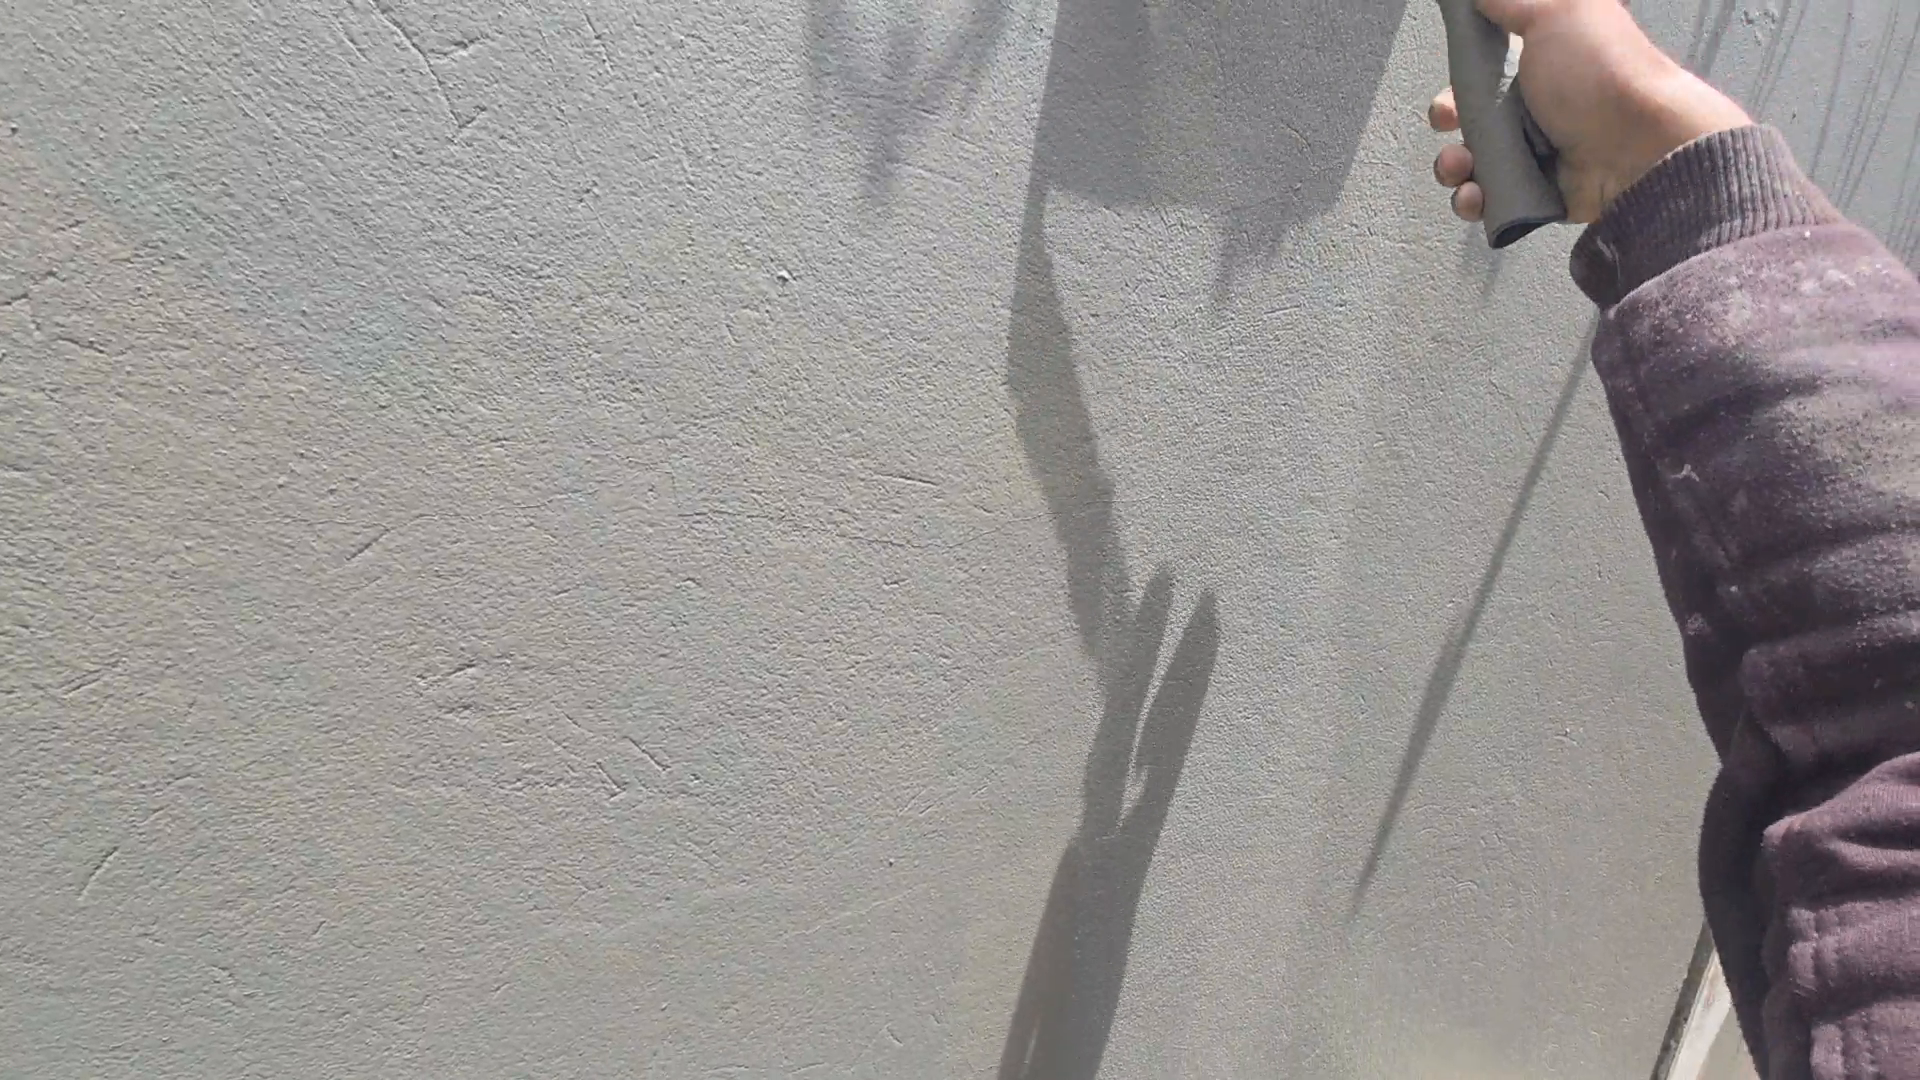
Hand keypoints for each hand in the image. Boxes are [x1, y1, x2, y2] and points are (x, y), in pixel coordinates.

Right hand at [1430, 0, 1752, 223]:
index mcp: (1541, 67)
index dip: (1457, 87)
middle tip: (1451, 129)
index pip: (1484, 79)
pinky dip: (1472, 200)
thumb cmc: (1598, 75)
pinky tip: (1478, 195)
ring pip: (1468, 165)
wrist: (1631, 147)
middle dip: (1449, 129)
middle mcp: (1535, 109)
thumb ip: (1513, 1)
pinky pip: (1483, 201)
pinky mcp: (1527, 195)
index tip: (1450, 93)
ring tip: (1463, 170)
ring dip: (1453, 168)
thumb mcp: (1558, 12)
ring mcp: (1531, 155)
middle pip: (1469, 122)